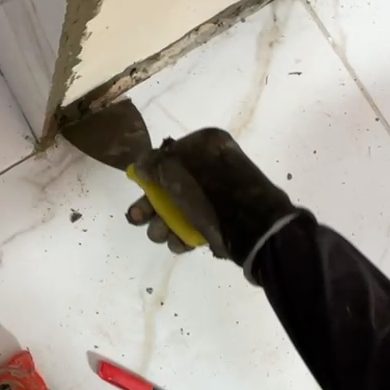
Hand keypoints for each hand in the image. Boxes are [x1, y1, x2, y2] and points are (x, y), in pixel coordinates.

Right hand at [125, 129, 295, 276]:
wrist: (252, 227)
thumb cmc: (212, 190)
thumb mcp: (176, 169)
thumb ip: (152, 163)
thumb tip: (140, 165)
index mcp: (204, 146)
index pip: (168, 154)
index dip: (150, 171)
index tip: (139, 185)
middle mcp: (209, 169)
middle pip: (167, 186)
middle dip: (148, 204)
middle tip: (137, 217)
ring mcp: (214, 198)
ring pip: (175, 211)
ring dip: (160, 224)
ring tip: (161, 234)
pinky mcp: (217, 223)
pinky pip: (190, 228)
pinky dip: (180, 236)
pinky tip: (180, 242)